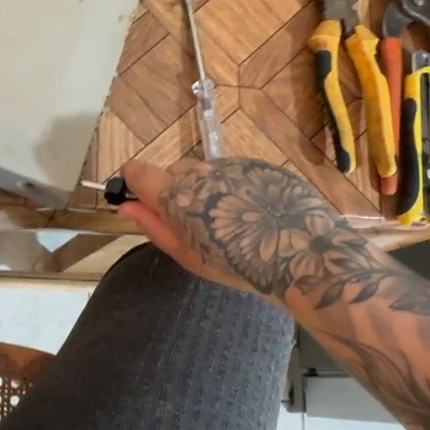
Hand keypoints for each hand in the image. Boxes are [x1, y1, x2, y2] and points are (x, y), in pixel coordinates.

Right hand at [116, 157, 347, 302]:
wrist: (303, 255)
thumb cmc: (236, 264)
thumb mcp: (187, 255)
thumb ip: (153, 225)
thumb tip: (126, 205)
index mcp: (175, 194)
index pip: (137, 171)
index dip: (133, 182)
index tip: (139, 200)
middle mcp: (200, 171)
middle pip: (173, 173)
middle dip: (175, 192)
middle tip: (194, 225)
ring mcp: (232, 165)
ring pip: (206, 173)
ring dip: (207, 191)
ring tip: (230, 223)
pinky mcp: (260, 166)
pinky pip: (235, 174)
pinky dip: (234, 189)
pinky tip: (253, 215)